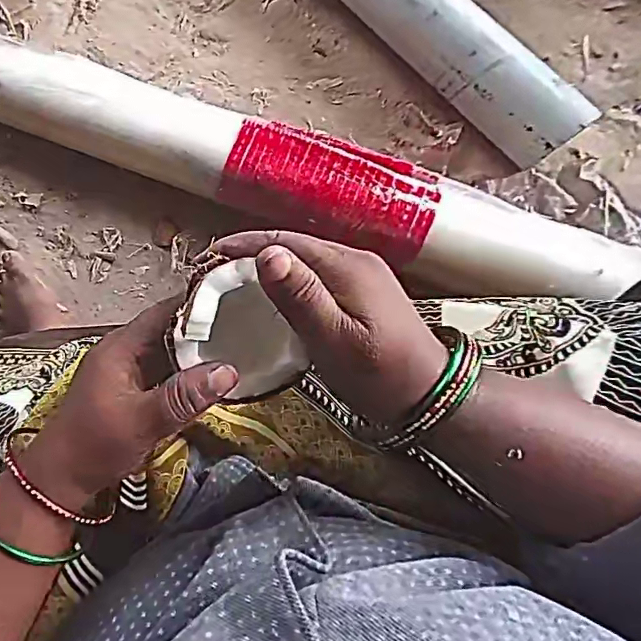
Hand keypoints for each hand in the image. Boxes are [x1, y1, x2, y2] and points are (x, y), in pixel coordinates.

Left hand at [17, 299, 238, 510]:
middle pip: (167, 330)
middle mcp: (121, 352)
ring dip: (195, 353)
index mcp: (119, 347)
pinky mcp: (128, 392)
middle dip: (203, 328)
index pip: (163, 312)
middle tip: (248, 326)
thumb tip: (228, 370)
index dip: (197, 303)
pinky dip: (184, 373)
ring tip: (240, 347)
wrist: (61, 478)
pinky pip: (161, 373)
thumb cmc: (95, 444)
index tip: (235, 299)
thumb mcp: (142, 421)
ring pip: (166, 353)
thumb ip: (183, 396)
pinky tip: (210, 379)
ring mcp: (124, 372)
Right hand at [212, 230, 447, 422]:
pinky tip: (270, 295)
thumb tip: (266, 254)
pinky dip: (285, 279)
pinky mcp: (361, 292)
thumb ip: (301, 296)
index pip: (284, 241)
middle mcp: (354, 260)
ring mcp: (360, 275)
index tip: (209, 257)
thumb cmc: (380, 374)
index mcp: (346, 266)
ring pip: (302, 259)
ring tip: (233, 282)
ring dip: (267, 265)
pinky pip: (313, 274)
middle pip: (293, 245)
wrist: (431, 398)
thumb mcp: (334, 339)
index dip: (243, 245)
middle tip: (213, 272)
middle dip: (250, 253)